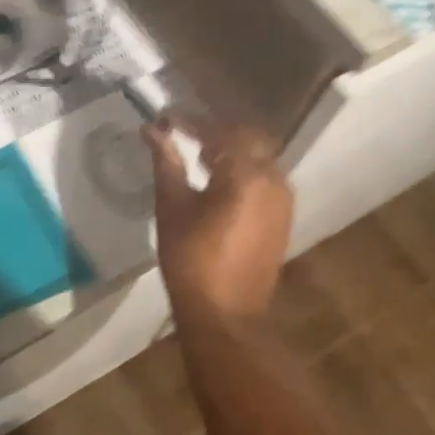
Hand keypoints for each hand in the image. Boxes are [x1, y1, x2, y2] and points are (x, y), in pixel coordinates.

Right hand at [143, 117, 292, 320]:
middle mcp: (273, 180)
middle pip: (247, 136)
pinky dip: (244, 167)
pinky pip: (266, 176)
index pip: (219, 131)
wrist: (226, 315)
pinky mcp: (283, 215)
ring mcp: (283, 198)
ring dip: (232, 148)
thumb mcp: (172, 208)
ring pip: (260, 155)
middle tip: (184, 133)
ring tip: (199, 154)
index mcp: (246, 176)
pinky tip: (219, 178)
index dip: (190, 121)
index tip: (165, 119)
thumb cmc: (191, 261)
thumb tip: (152, 130)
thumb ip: (166, 162)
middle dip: (216, 130)